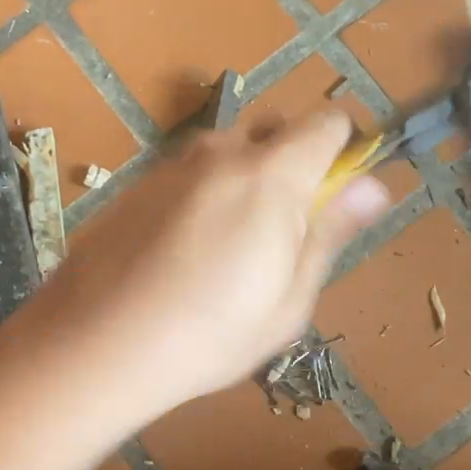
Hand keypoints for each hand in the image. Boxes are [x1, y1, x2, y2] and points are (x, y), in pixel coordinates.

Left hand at [27, 112, 389, 408]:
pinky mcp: (137, 185)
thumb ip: (329, 234)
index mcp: (273, 176)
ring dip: (243, 182)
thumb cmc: (210, 337)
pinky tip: (182, 255)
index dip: (342, 153)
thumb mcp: (288, 302)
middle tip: (279, 237)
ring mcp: (173, 165)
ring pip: (229, 152)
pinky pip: (188, 174)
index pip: (327, 124)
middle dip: (291, 168)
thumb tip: (373, 186)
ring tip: (225, 253)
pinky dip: (202, 197)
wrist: (96, 344)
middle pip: (276, 131)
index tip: (334, 200)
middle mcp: (222, 153)